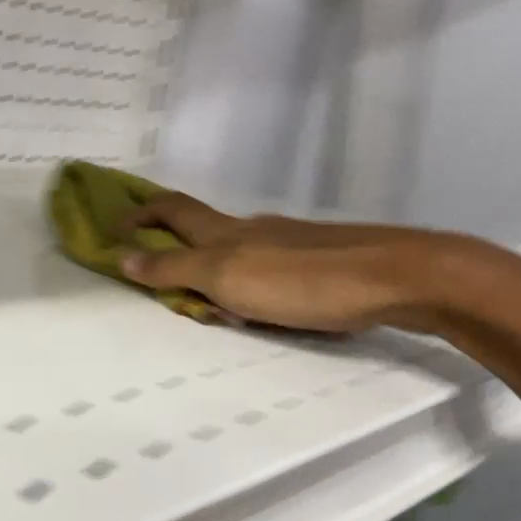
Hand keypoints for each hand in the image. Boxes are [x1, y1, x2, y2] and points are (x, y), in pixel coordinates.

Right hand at [115, 194, 509, 333]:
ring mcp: (293, 242)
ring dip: (221, 275)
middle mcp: (254, 228)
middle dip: (179, 249)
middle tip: (168, 284)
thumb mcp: (223, 278)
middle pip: (204, 231)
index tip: (114, 228)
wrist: (407, 278)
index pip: (170, 209)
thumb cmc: (302, 279)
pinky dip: (258, 286)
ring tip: (225, 310)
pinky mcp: (327, 260)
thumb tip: (120, 255)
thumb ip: (171, 269)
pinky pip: (275, 271)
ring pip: (241, 254)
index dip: (138, 213)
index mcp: (223, 229)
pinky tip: (275, 311)